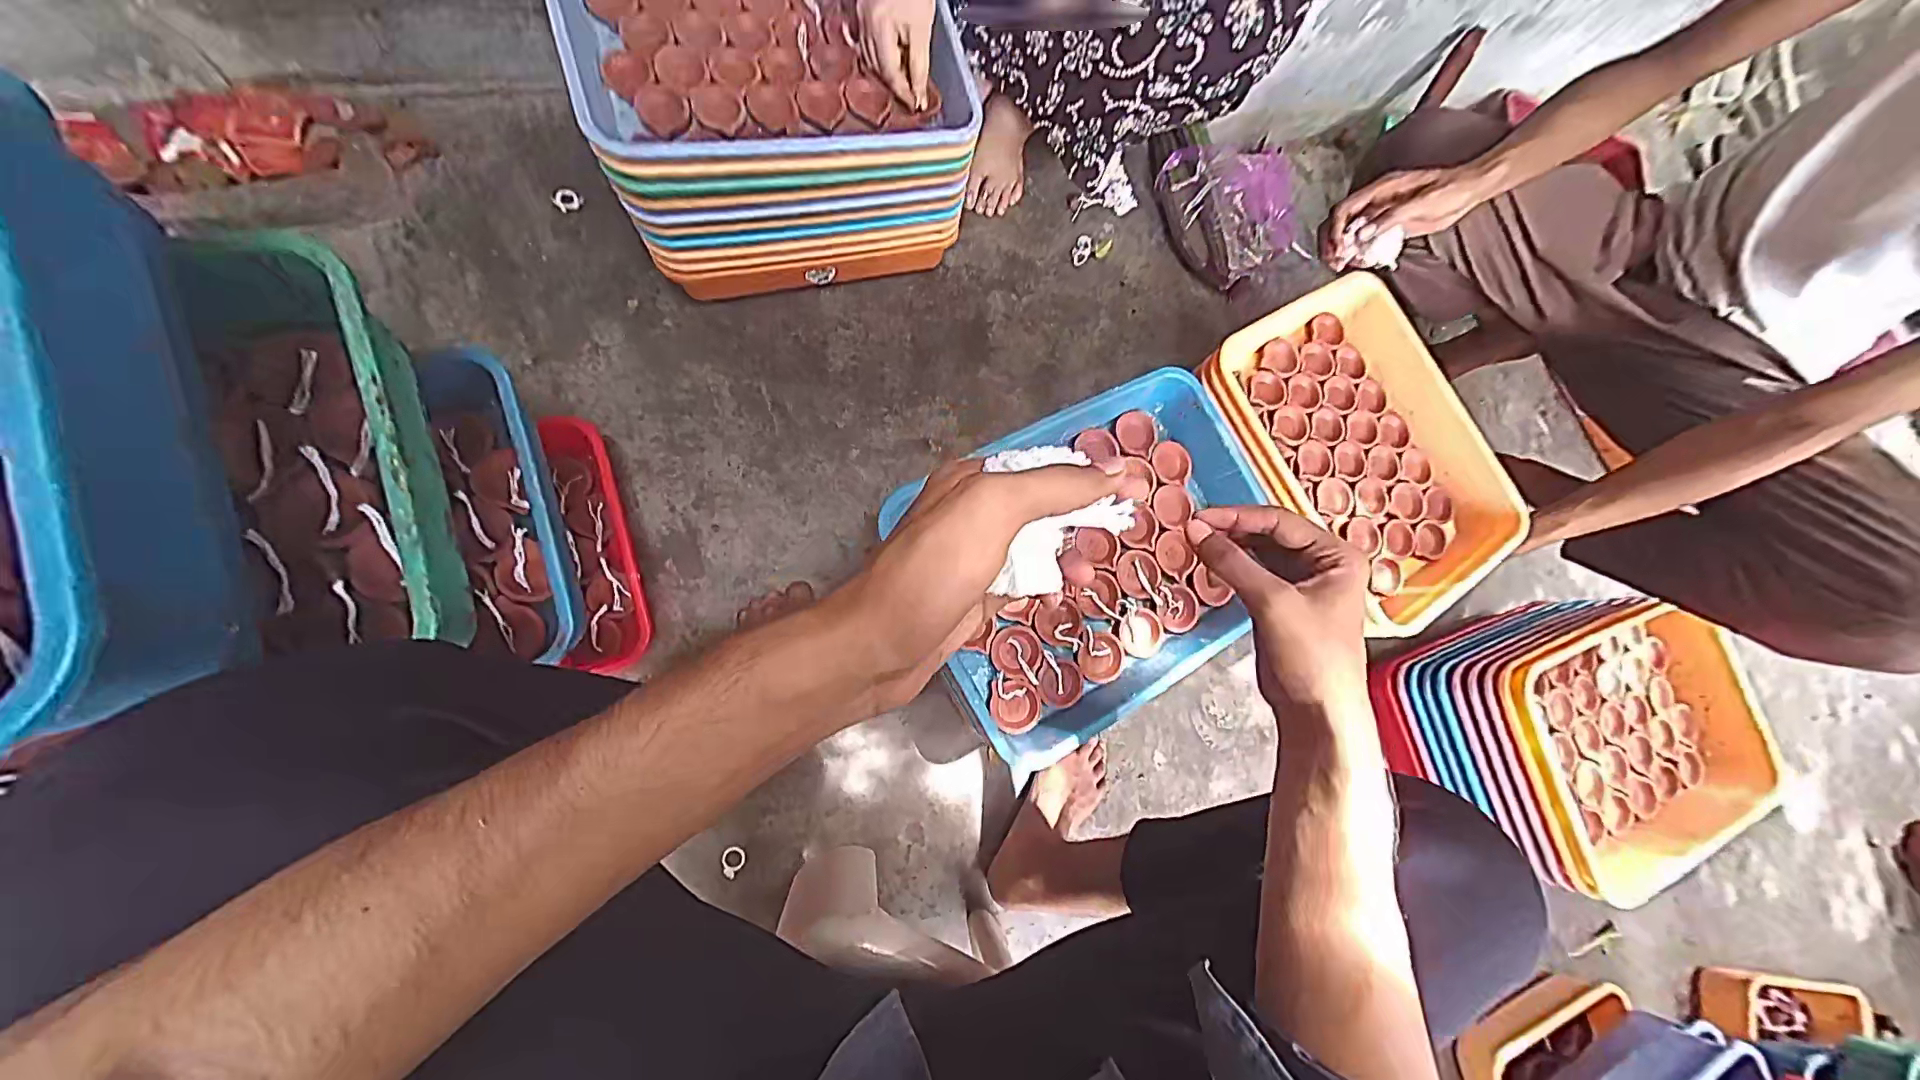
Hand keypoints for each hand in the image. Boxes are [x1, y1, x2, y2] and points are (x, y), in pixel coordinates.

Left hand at [840, 458, 1136, 705]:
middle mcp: (973, 512)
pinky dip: (1045, 585)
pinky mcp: (975, 595)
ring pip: (1037, 546)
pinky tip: (1056, 597)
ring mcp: (974, 556)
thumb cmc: (933, 573)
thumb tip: (1112, 470)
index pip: (1046, 466)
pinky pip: (1023, 581)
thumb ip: (1053, 485)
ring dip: (1067, 556)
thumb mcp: (993, 510)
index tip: (1136, 491)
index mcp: (973, 480)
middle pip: (1045, 506)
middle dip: (1082, 519)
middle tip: (1112, 538)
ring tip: (1085, 574)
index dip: (1091, 477)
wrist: (879, 646)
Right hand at [857, 0, 933, 109]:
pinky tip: (892, 59)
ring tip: (904, 82)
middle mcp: (864, 24)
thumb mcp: (922, 27)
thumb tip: (919, 94)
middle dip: (895, 84)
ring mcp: (861, 17)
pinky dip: (881, 56)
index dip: (904, 92)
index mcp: (878, 28)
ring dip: (887, 72)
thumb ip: (919, 64)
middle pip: (878, 68)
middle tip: (912, 96)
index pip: (890, 73)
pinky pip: (868, 43)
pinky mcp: (862, 12)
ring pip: (871, 57)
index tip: (916, 104)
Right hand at [1184, 506, 1367, 714]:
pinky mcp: (1281, 602)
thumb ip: (1233, 562)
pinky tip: (1209, 564)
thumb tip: (1196, 530)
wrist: (1317, 711)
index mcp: (1336, 555)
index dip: (1237, 517)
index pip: (1280, 522)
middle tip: (1192, 530)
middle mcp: (1322, 564)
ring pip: (1258, 553)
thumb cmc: (1311, 656)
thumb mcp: (1272, 602)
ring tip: (1195, 544)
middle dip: (1231, 531)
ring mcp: (1301, 584)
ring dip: (1228, 548)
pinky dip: (1230, 568)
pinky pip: (1252, 573)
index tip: (1200, 517)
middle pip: (1269, 535)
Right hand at [1321, 165, 1486, 268]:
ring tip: (1341, 265)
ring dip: (1340, 249)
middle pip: (1339, 221)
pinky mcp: (1386, 223)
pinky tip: (1357, 261)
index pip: (1345, 209)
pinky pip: (1362, 238)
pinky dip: (1355, 251)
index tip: (1340, 249)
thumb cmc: (1450, 191)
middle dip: (1331, 243)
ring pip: (1347, 231)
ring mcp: (1379, 212)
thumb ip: (1389, 218)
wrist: (1471, 189)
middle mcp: (1374, 200)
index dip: (1337, 230)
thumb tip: (1361, 235)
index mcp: (1380, 189)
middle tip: (1334, 262)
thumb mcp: (1421, 204)